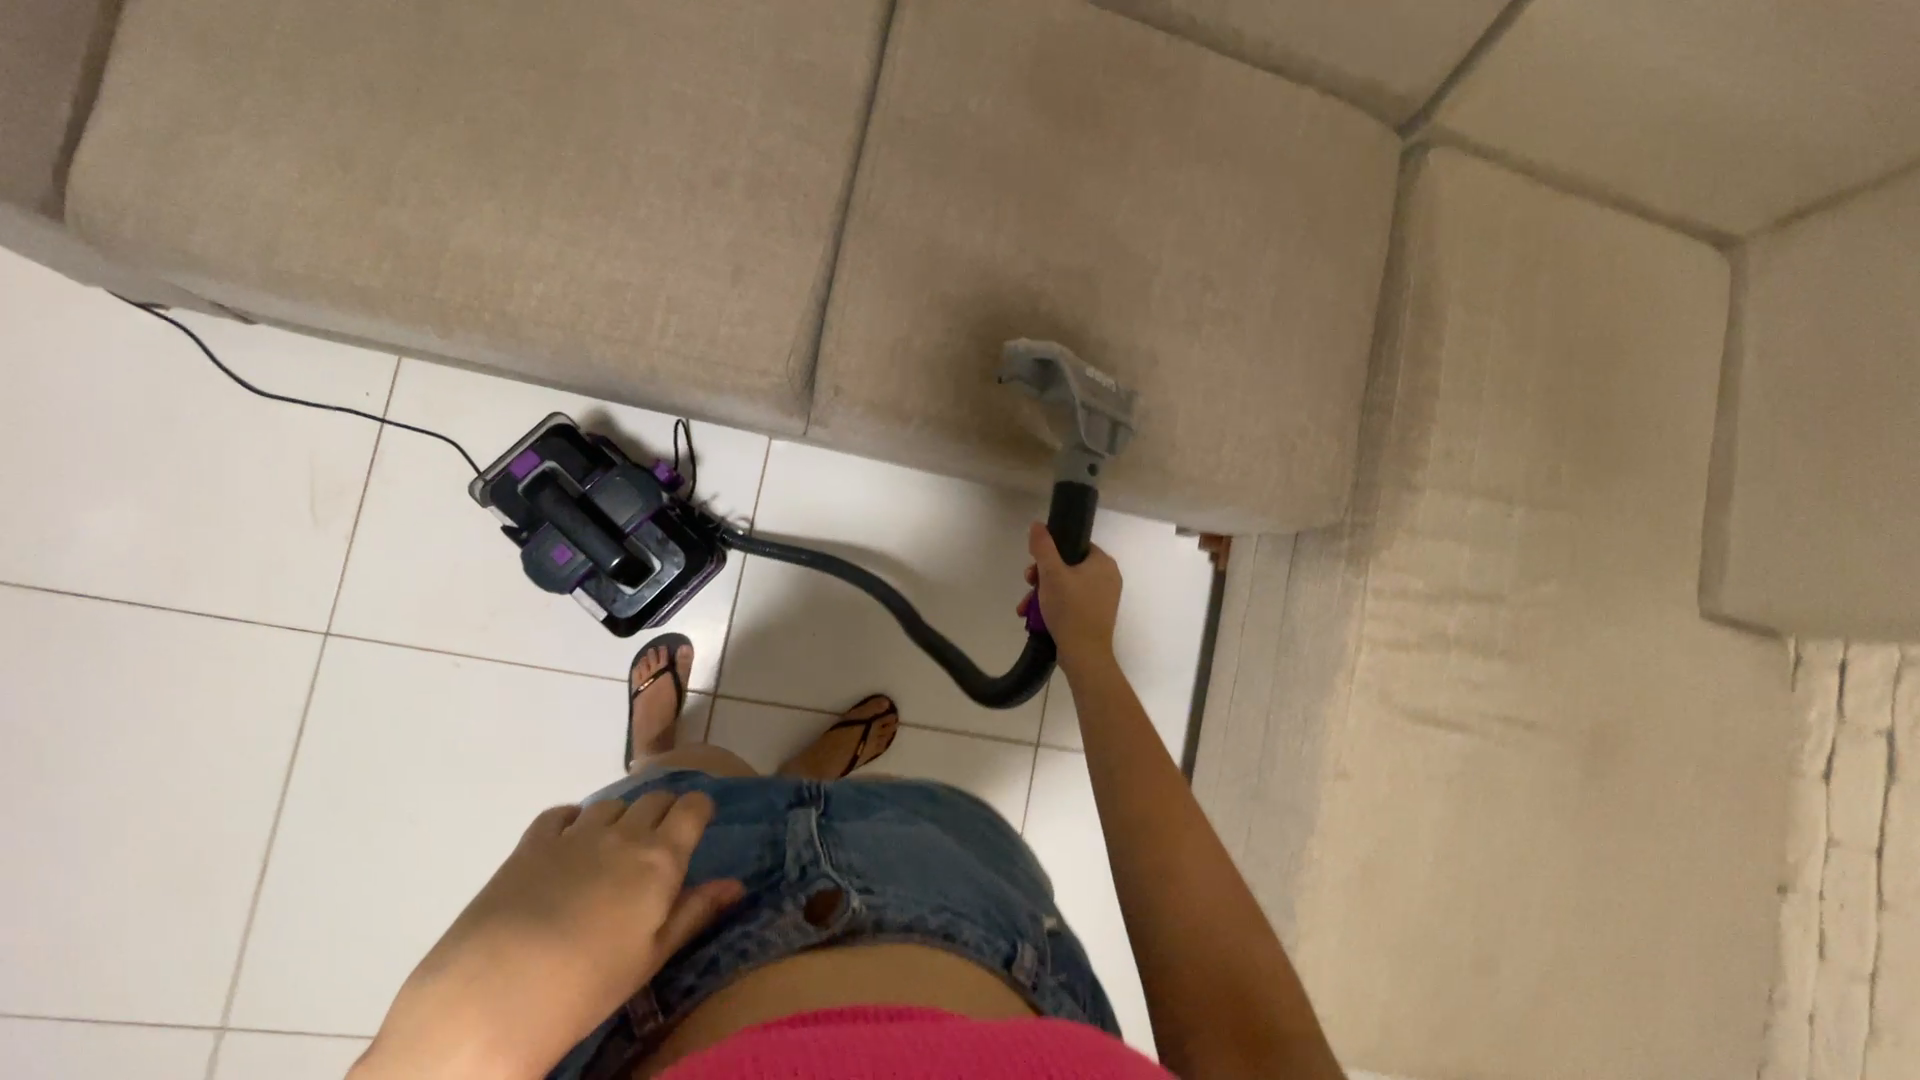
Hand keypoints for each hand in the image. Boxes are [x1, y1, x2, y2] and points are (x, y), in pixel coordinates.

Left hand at [355, 792, 742, 1079]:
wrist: (494, 993)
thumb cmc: (588, 985)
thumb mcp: (652, 956)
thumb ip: (694, 912)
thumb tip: (736, 885)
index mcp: (660, 859)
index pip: (692, 808)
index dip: (700, 808)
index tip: (700, 821)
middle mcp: (623, 835)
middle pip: (654, 799)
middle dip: (664, 811)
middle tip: (661, 841)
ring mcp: (574, 835)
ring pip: (610, 805)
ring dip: (621, 816)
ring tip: (615, 846)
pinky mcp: (530, 845)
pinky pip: (561, 814)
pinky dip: (574, 820)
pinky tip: (570, 842)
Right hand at [1018, 522, 1122, 675]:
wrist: (1084, 654)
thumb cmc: (1070, 609)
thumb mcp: (1051, 574)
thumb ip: (1043, 547)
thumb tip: (1037, 525)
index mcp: (1103, 563)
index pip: (1075, 546)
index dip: (1051, 553)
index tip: (1034, 566)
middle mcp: (1108, 578)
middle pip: (1068, 567)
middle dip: (1042, 578)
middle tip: (1029, 587)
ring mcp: (1104, 598)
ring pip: (1067, 586)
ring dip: (1043, 594)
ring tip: (1026, 608)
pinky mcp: (1096, 616)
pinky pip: (1072, 603)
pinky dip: (1054, 607)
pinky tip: (1036, 617)